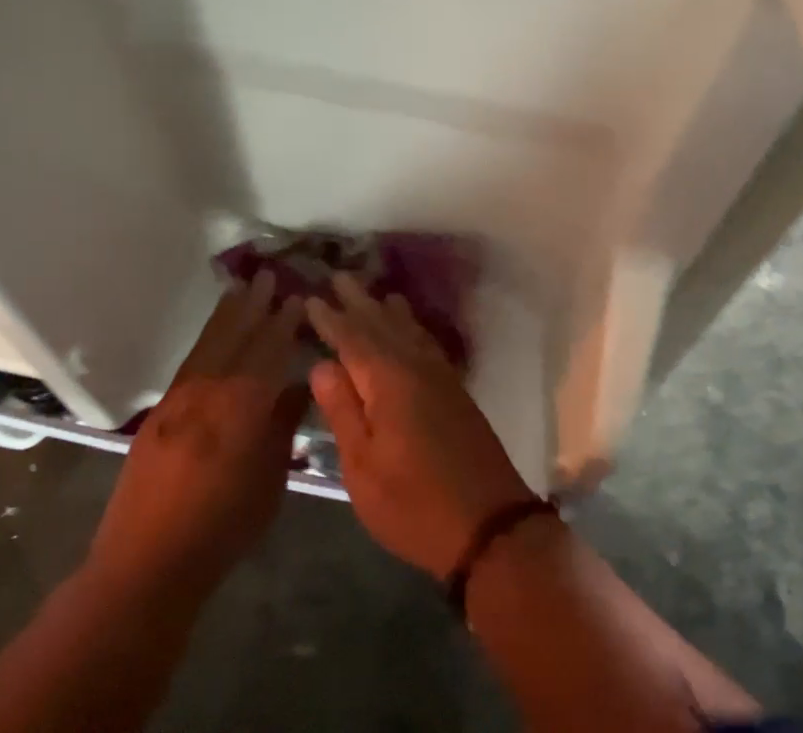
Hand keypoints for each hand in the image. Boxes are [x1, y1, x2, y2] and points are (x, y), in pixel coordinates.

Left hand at [88, 273, 308, 590]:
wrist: (148, 561)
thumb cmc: (223, 527)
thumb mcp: (269, 480)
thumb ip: (282, 428)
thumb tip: (297, 389)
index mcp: (241, 407)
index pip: (269, 352)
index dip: (284, 324)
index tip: (298, 297)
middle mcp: (207, 392)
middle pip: (234, 338)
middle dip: (253, 307)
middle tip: (266, 276)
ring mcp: (177, 401)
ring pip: (207, 347)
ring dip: (226, 317)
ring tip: (239, 291)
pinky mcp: (158, 415)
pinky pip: (189, 365)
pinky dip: (206, 342)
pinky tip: (214, 339)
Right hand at [306, 274, 533, 577]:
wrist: (489, 525)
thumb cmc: (413, 504)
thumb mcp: (362, 466)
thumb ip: (343, 411)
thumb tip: (323, 365)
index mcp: (389, 383)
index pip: (353, 340)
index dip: (331, 319)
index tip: (312, 298)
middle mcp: (418, 370)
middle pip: (385, 328)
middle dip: (361, 304)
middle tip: (341, 277)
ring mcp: (443, 382)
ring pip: (412, 335)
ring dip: (392, 314)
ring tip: (380, 294)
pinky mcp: (458, 397)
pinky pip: (430, 348)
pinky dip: (417, 333)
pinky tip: (414, 336)